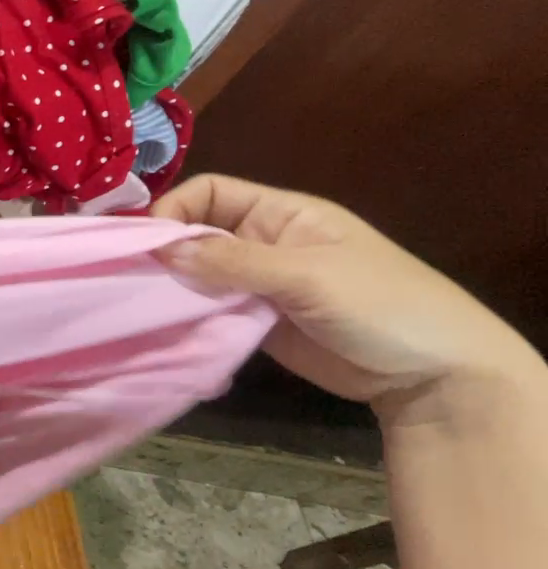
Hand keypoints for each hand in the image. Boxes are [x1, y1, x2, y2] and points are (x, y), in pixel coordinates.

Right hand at [152, 174, 538, 406]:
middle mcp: (262, 241)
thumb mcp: (308, 276)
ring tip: (146, 300)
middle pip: (194, 230)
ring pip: (194, 269)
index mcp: (282, 214)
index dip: (175, 208)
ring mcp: (255, 281)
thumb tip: (160, 249)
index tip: (150, 242)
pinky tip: (168, 322)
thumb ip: (233, 261)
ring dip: (171, 282)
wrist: (432, 377)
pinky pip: (203, 304)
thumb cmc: (384, 307)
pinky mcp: (249, 317)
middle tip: (136, 274)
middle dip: (165, 248)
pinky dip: (184, 310)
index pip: (210, 191)